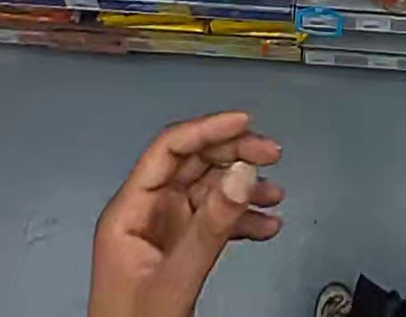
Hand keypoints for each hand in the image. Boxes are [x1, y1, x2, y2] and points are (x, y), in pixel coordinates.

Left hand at [89, 111, 283, 316]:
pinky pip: (216, 220)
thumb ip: (208, 229)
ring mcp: (165, 231)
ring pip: (210, 189)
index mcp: (129, 210)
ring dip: (245, 188)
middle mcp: (147, 212)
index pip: (169, 149)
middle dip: (235, 154)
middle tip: (272, 154)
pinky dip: (243, 220)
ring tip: (276, 193)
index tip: (245, 122)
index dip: (207, 128)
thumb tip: (243, 172)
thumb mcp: (173, 284)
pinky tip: (267, 226)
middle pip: (194, 163)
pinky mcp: (181, 251)